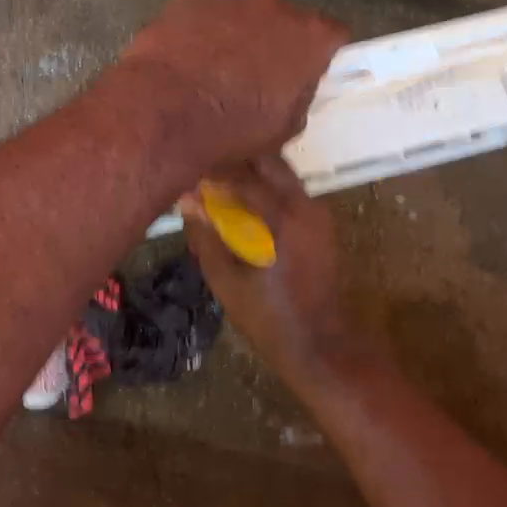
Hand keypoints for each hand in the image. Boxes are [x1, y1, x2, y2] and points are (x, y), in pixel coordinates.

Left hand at [118, 0, 346, 163]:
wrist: (164, 109)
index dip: (323, 55)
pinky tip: (183, 65)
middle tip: (261, 77)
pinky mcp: (186, 2)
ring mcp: (227, 0)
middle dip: (277, 44)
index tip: (311, 74)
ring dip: (235, 38)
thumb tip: (287, 119)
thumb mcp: (282, 132)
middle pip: (285, 21)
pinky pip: (200, 19)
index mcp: (310, 37)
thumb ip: (294, 107)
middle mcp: (274, 7)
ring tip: (215, 74)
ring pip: (240, 16)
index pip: (334, 36)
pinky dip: (197, 36)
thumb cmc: (236, 126)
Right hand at [182, 156, 365, 385]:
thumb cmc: (269, 318)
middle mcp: (305, 205)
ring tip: (220, 180)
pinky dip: (266, 188)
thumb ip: (206, 237)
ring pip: (281, 173)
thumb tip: (186, 200)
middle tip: (206, 166)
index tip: (189, 166)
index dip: (214, 167)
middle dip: (236, 159)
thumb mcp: (227, 281)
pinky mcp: (321, 224)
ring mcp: (318, 213)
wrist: (320, 346)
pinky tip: (242, 202)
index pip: (243, 174)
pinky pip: (290, 191)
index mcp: (283, 217)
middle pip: (269, 161)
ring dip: (252, 171)